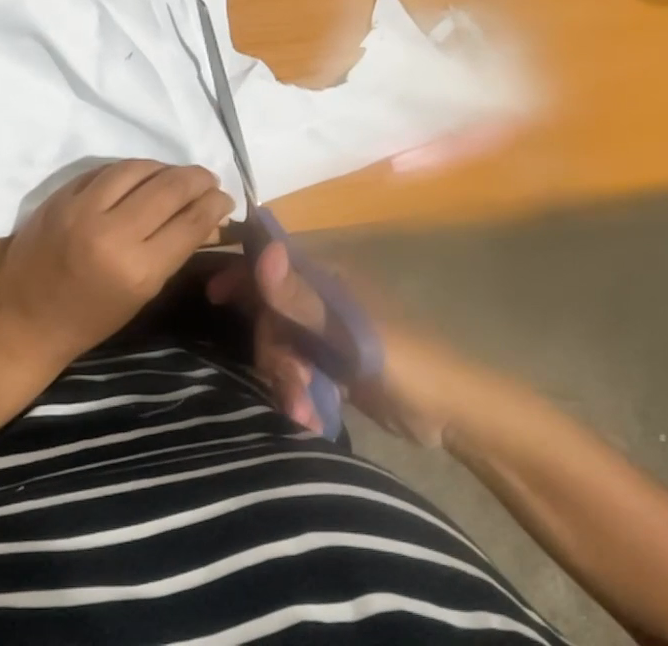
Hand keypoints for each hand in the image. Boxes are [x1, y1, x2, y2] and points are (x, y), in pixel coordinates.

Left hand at [0, 160, 233, 369]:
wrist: (26, 322)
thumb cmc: (90, 320)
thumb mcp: (142, 294)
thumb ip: (171, 251)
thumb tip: (202, 215)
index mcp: (138, 269)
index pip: (190, 221)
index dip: (214, 204)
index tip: (224, 198)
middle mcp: (111, 233)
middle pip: (168, 188)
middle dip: (196, 179)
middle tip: (208, 180)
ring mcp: (80, 210)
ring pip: (135, 169)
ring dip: (164, 167)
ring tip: (176, 174)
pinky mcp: (58, 198)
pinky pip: (103, 171)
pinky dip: (128, 170)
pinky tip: (141, 175)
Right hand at [209, 240, 475, 446]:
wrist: (453, 415)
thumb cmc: (408, 361)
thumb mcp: (349, 332)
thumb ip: (301, 298)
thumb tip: (265, 249)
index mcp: (330, 282)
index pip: (273, 266)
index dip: (242, 275)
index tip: (214, 295)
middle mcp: (324, 303)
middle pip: (270, 318)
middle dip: (274, 356)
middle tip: (291, 387)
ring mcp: (327, 336)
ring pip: (281, 349)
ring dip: (286, 383)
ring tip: (304, 414)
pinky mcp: (332, 368)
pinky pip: (296, 373)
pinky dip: (298, 395)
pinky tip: (310, 418)